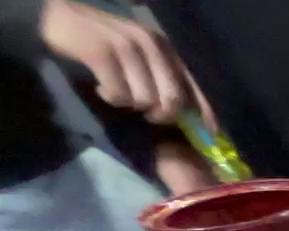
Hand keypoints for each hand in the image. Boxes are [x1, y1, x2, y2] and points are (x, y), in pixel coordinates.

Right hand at [40, 0, 196, 122]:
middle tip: (147, 113)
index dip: (205, 112)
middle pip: (172, 100)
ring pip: (146, 100)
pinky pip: (119, 95)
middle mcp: (150, 45)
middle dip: (162, 114)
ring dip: (132, 104)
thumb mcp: (143, 57)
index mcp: (165, 48)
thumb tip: (193, 115)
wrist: (53, 16)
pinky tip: (103, 88)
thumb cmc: (104, 43)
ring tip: (120, 93)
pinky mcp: (100, 53)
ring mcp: (125, 47)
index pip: (194, 86)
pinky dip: (112, 98)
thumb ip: (166, 79)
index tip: (211, 132)